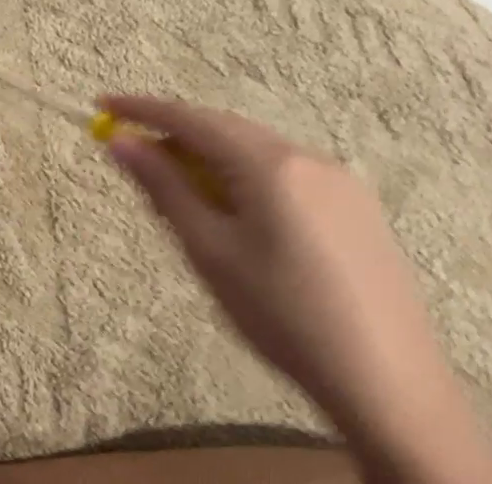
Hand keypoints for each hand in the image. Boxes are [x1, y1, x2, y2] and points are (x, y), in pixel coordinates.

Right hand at [102, 96, 491, 481]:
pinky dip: (244, 176)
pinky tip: (233, 212)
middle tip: (132, 153)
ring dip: (210, 157)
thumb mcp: (208, 250)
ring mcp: (342, 184)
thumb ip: (163, 187)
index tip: (100, 104)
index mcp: (270, 165)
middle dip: (175, 133)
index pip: (190, 119)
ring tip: (178, 192)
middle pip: (225, 128)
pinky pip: (285, 173)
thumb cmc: (282, 315)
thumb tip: (121, 142)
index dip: (140, 109)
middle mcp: (309, 159)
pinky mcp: (359, 211)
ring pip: (256, 150)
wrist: (391, 387)